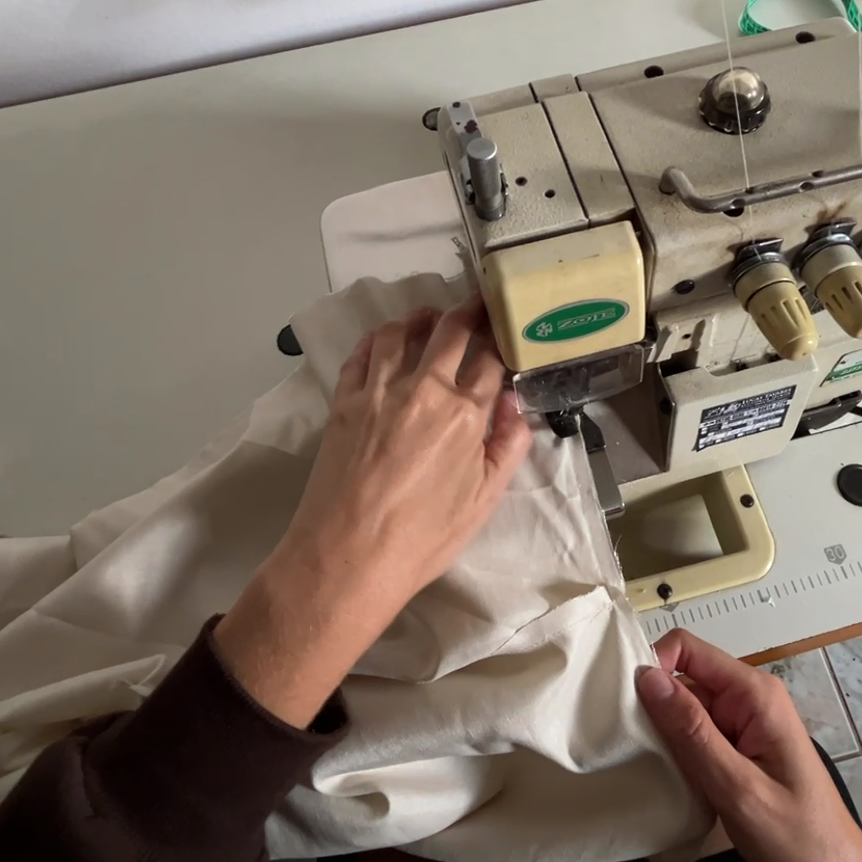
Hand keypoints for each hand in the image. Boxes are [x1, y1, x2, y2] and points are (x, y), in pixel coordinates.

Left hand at [215, 297, 532, 726]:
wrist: (347, 556)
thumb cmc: (423, 537)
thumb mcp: (483, 501)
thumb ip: (507, 446)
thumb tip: (515, 403)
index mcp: (466, 414)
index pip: (491, 359)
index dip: (502, 341)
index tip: (506, 331)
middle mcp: (425, 389)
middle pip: (451, 331)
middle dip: (469, 312)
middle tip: (476, 305)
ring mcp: (380, 390)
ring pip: (402, 332)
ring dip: (421, 317)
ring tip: (430, 317)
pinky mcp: (345, 399)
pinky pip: (362, 353)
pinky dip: (378, 338)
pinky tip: (386, 339)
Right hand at [637, 630, 861, 861]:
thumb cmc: (798, 839)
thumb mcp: (738, 788)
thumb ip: (692, 731)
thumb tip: (647, 677)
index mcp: (754, 693)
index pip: (688, 649)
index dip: (654, 664)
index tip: (627, 700)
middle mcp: (747, 698)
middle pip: (683, 677)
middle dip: (653, 702)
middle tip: (626, 737)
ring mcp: (742, 723)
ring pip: (684, 707)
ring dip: (662, 730)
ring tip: (641, 758)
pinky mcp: (736, 748)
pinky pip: (694, 734)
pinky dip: (675, 750)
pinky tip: (665, 773)